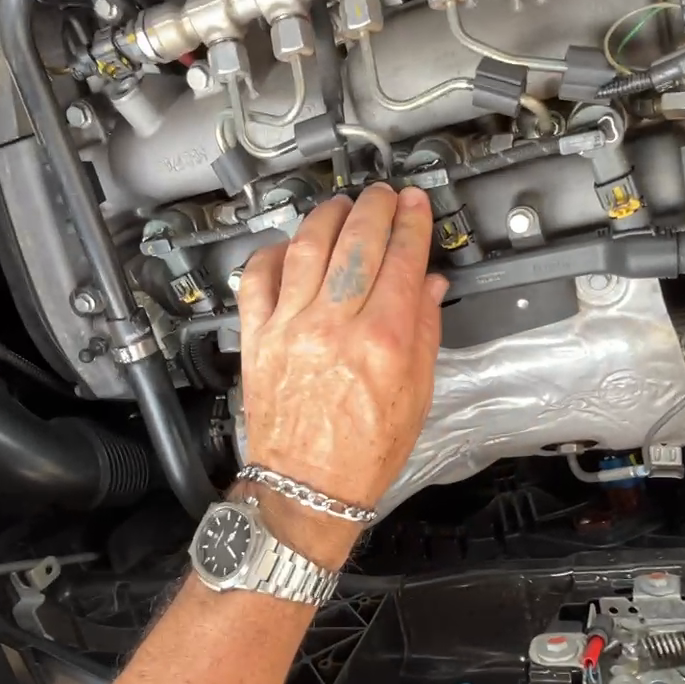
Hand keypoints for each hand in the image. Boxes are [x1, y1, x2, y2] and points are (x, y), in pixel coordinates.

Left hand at [236, 184, 446, 550]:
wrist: (305, 488)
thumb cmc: (362, 453)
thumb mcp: (416, 396)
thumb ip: (423, 332)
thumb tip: (428, 284)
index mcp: (381, 343)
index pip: (400, 260)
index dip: (412, 223)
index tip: (416, 205)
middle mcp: (333, 328)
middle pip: (355, 243)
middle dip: (374, 208)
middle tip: (383, 195)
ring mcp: (289, 329)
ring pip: (306, 247)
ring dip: (327, 217)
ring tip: (342, 206)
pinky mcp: (256, 338)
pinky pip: (258, 278)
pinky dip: (273, 252)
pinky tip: (291, 243)